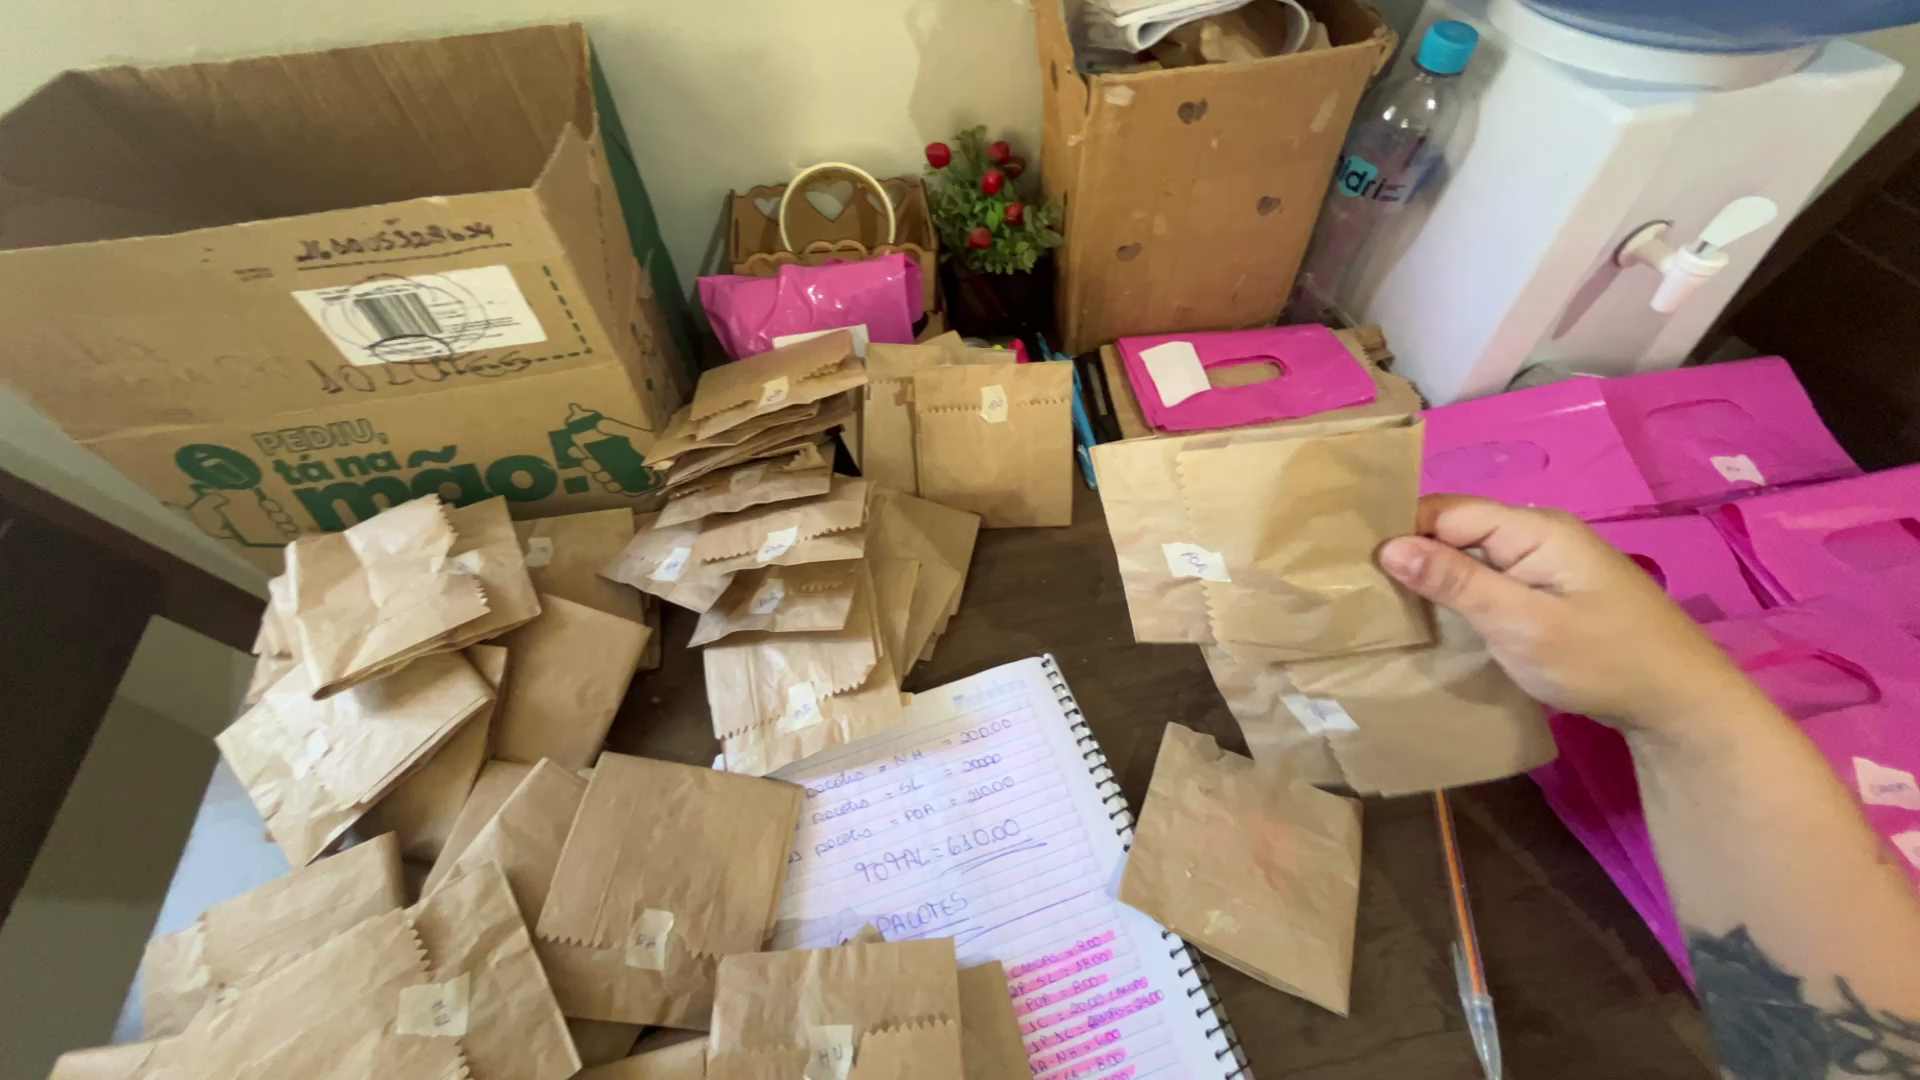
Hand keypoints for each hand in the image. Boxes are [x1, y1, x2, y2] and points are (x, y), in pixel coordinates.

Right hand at [1376, 495, 1759, 736]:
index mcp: (1534, 530)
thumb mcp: (1521, 623)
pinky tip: (1425, 610)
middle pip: (1451, 528)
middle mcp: (1534, 534)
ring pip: (1462, 553)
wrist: (1681, 708)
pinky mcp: (1539, 588)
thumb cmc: (1602, 661)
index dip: (1399, 529)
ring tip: (1380, 597)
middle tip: (1358, 583)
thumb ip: (1455, 581)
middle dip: (1406, 550)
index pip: (1445, 510)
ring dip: (1425, 572)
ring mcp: (1538, 562)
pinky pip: (1479, 575)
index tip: (1353, 561)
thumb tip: (1387, 546)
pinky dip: (1449, 590)